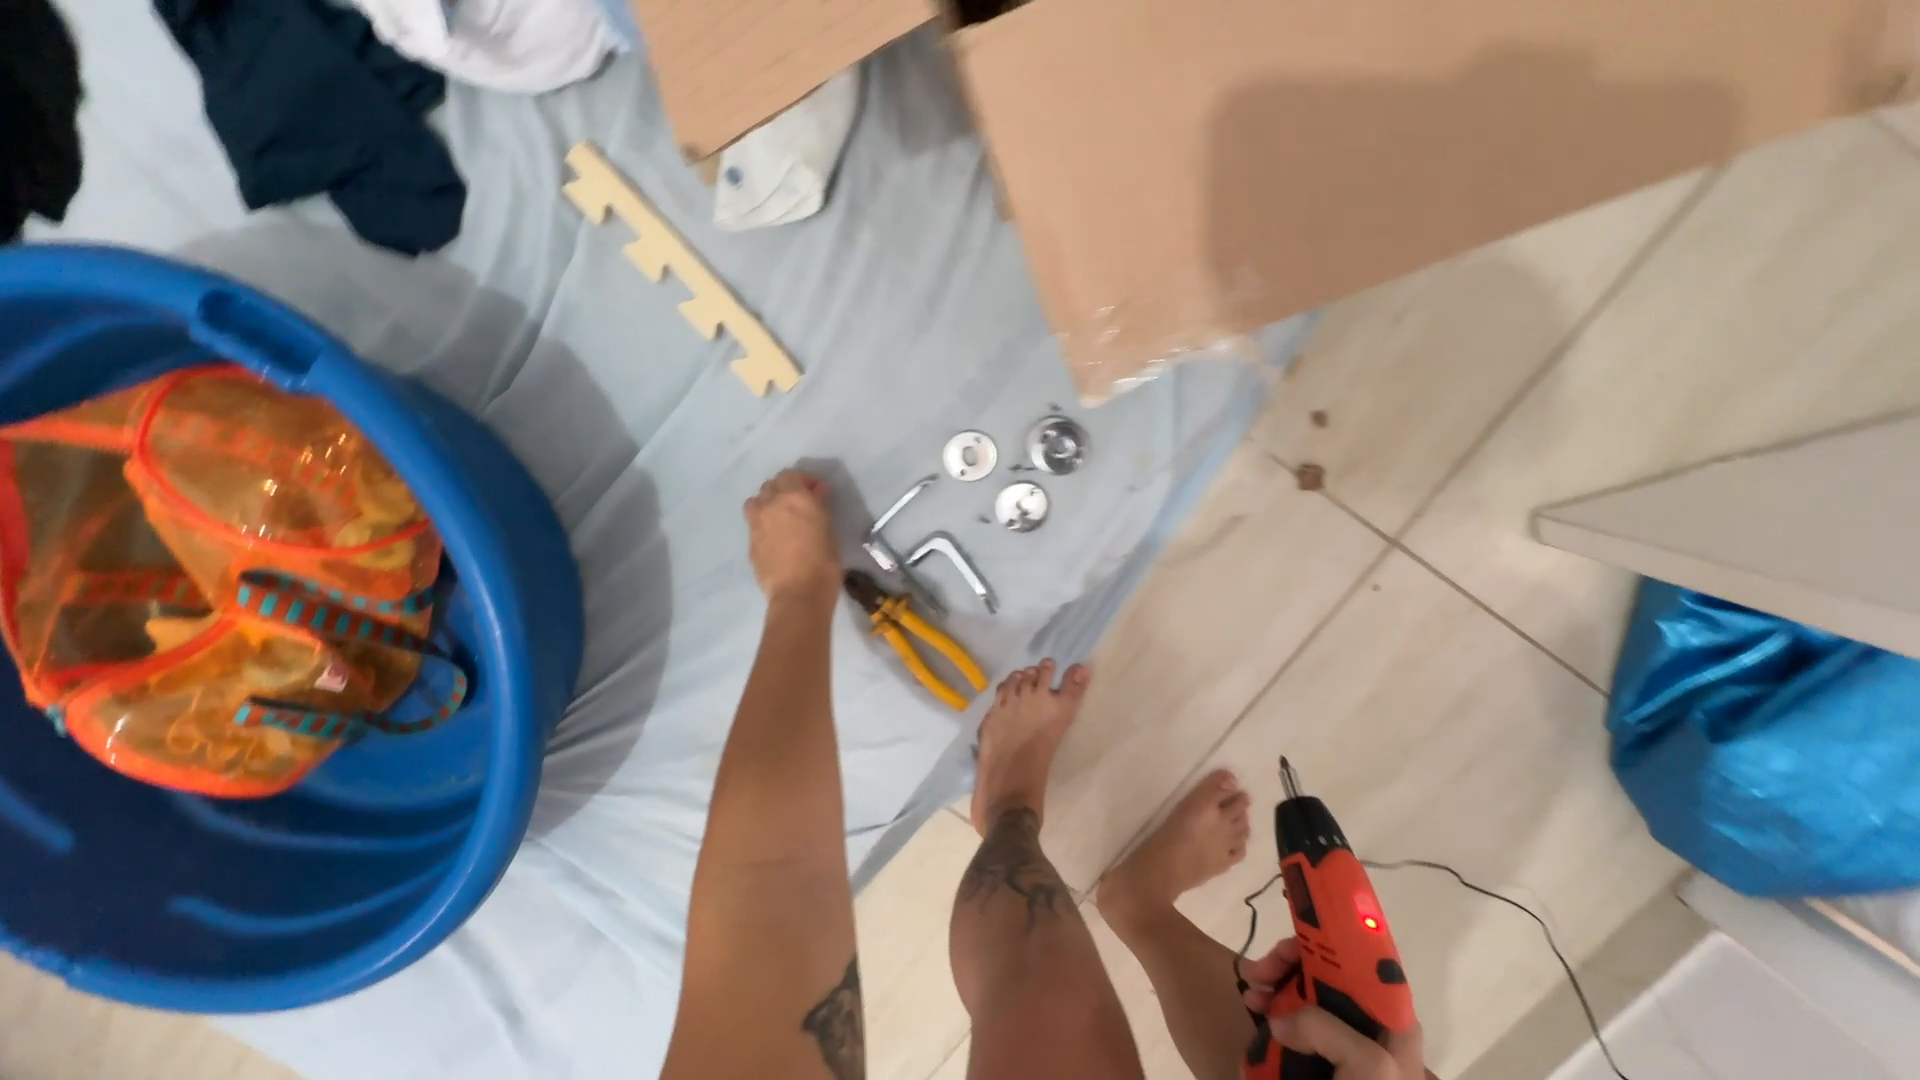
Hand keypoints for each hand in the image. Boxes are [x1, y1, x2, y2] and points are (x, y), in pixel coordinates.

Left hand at [743, 469, 840, 602]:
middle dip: (785, 489)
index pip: (791, 475)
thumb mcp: (829, 529)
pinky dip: (764, 524)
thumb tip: (816, 494)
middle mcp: (770, 504)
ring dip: (767, 503)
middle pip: (771, 485)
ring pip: (756, 501)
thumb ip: (819, 507)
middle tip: (800, 503)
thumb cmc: (823, 561)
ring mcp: (756, 523)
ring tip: (781, 516)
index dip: (804, 481)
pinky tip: (776, 538)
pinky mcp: (750, 542)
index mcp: (793, 497)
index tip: (817, 492)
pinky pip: (754, 524)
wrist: (798, 593)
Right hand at [1242, 939, 1428, 1079]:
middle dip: (1290, 961)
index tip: (1300, 921)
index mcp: (1390, 1022)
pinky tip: (1253, 1007)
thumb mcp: (1367, 1067)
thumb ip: (1326, 1027)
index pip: (1367, 962)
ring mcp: (1339, 1042)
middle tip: (1260, 970)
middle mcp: (1367, 1025)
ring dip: (1273, 981)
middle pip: (1327, 970)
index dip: (1336, 937)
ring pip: (1302, 989)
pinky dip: (1268, 1005)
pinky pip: (1288, 1017)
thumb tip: (1280, 1019)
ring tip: (1250, 991)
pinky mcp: (1314, 1056)